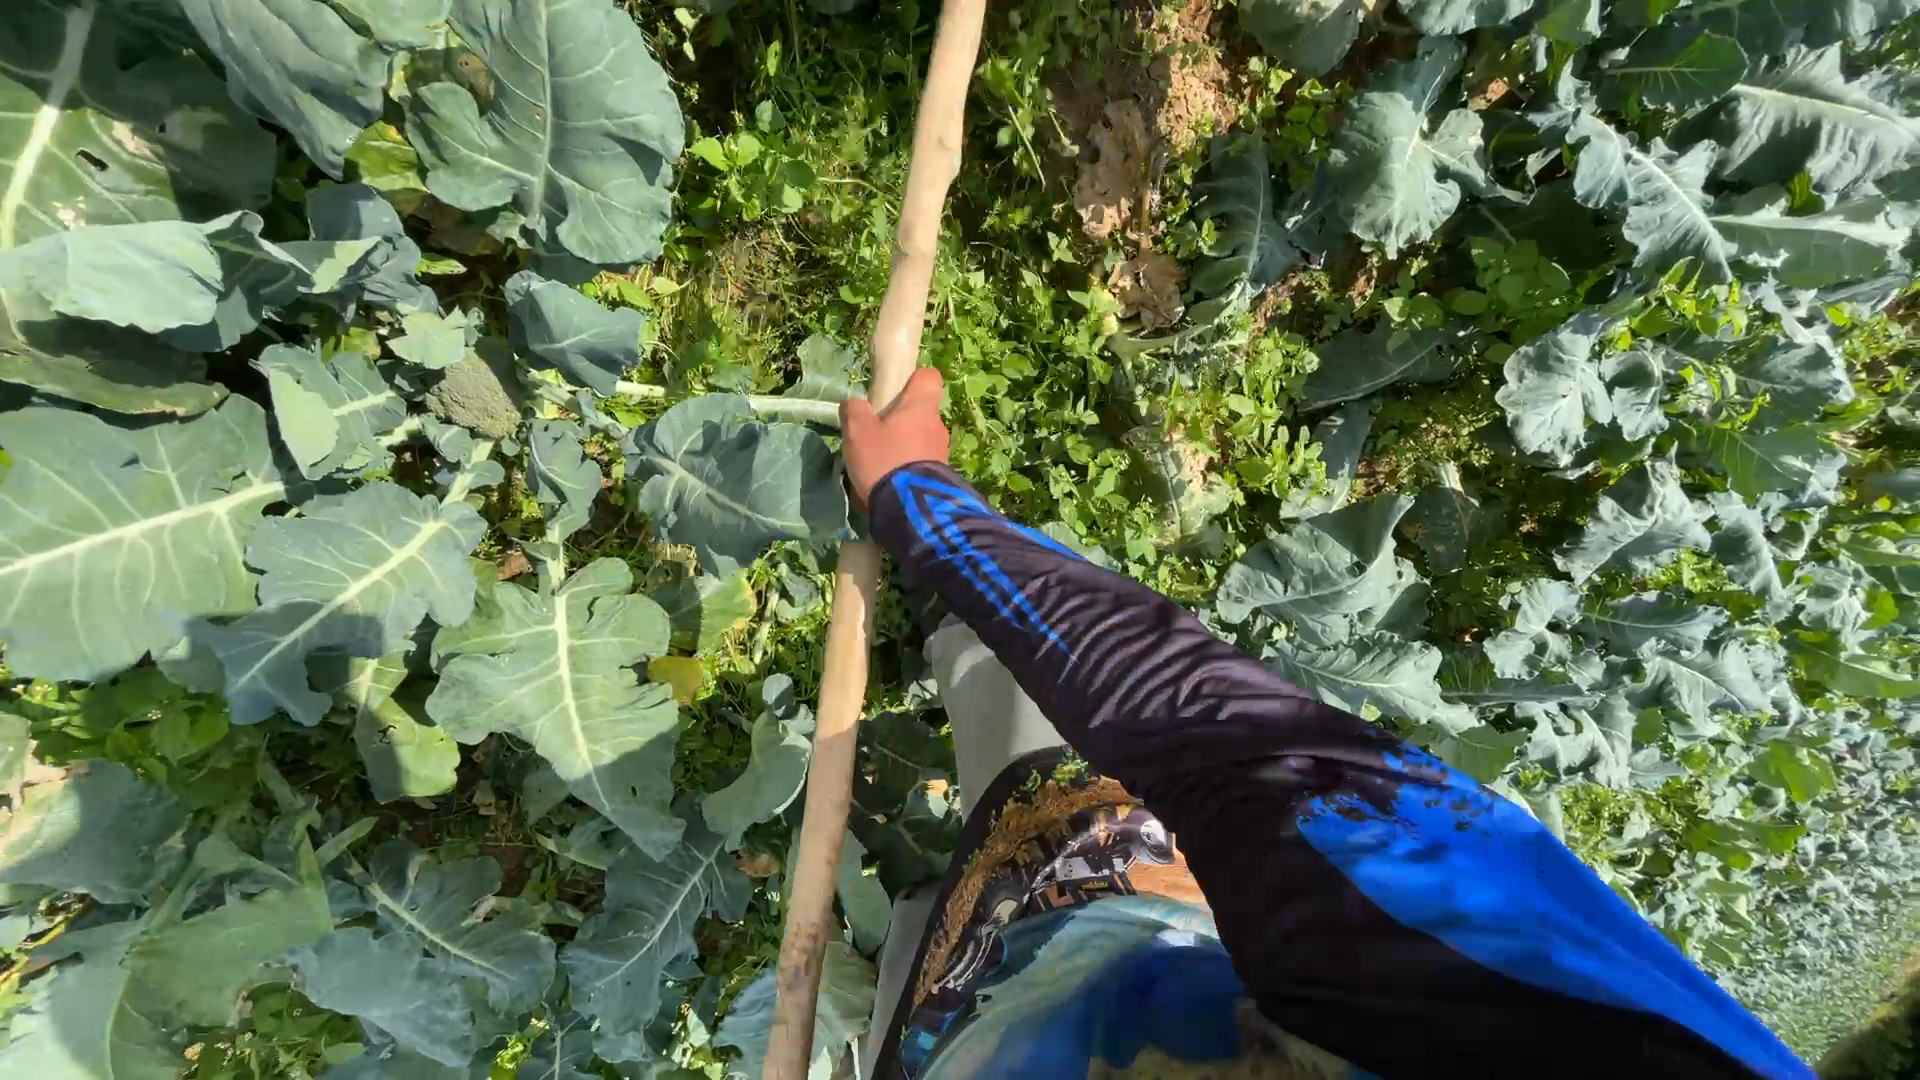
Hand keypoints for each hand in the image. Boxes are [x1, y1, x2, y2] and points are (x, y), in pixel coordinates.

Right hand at [840, 367, 949, 505]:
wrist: (911, 508)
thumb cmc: (883, 459)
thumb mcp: (857, 431)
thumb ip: (854, 410)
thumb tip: (856, 403)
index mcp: (920, 406)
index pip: (929, 377)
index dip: (914, 379)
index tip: (897, 390)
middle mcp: (937, 425)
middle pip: (923, 411)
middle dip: (904, 418)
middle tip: (880, 432)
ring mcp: (942, 451)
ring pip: (924, 437)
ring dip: (907, 444)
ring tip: (884, 460)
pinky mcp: (942, 475)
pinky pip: (924, 461)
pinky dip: (911, 465)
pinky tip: (894, 478)